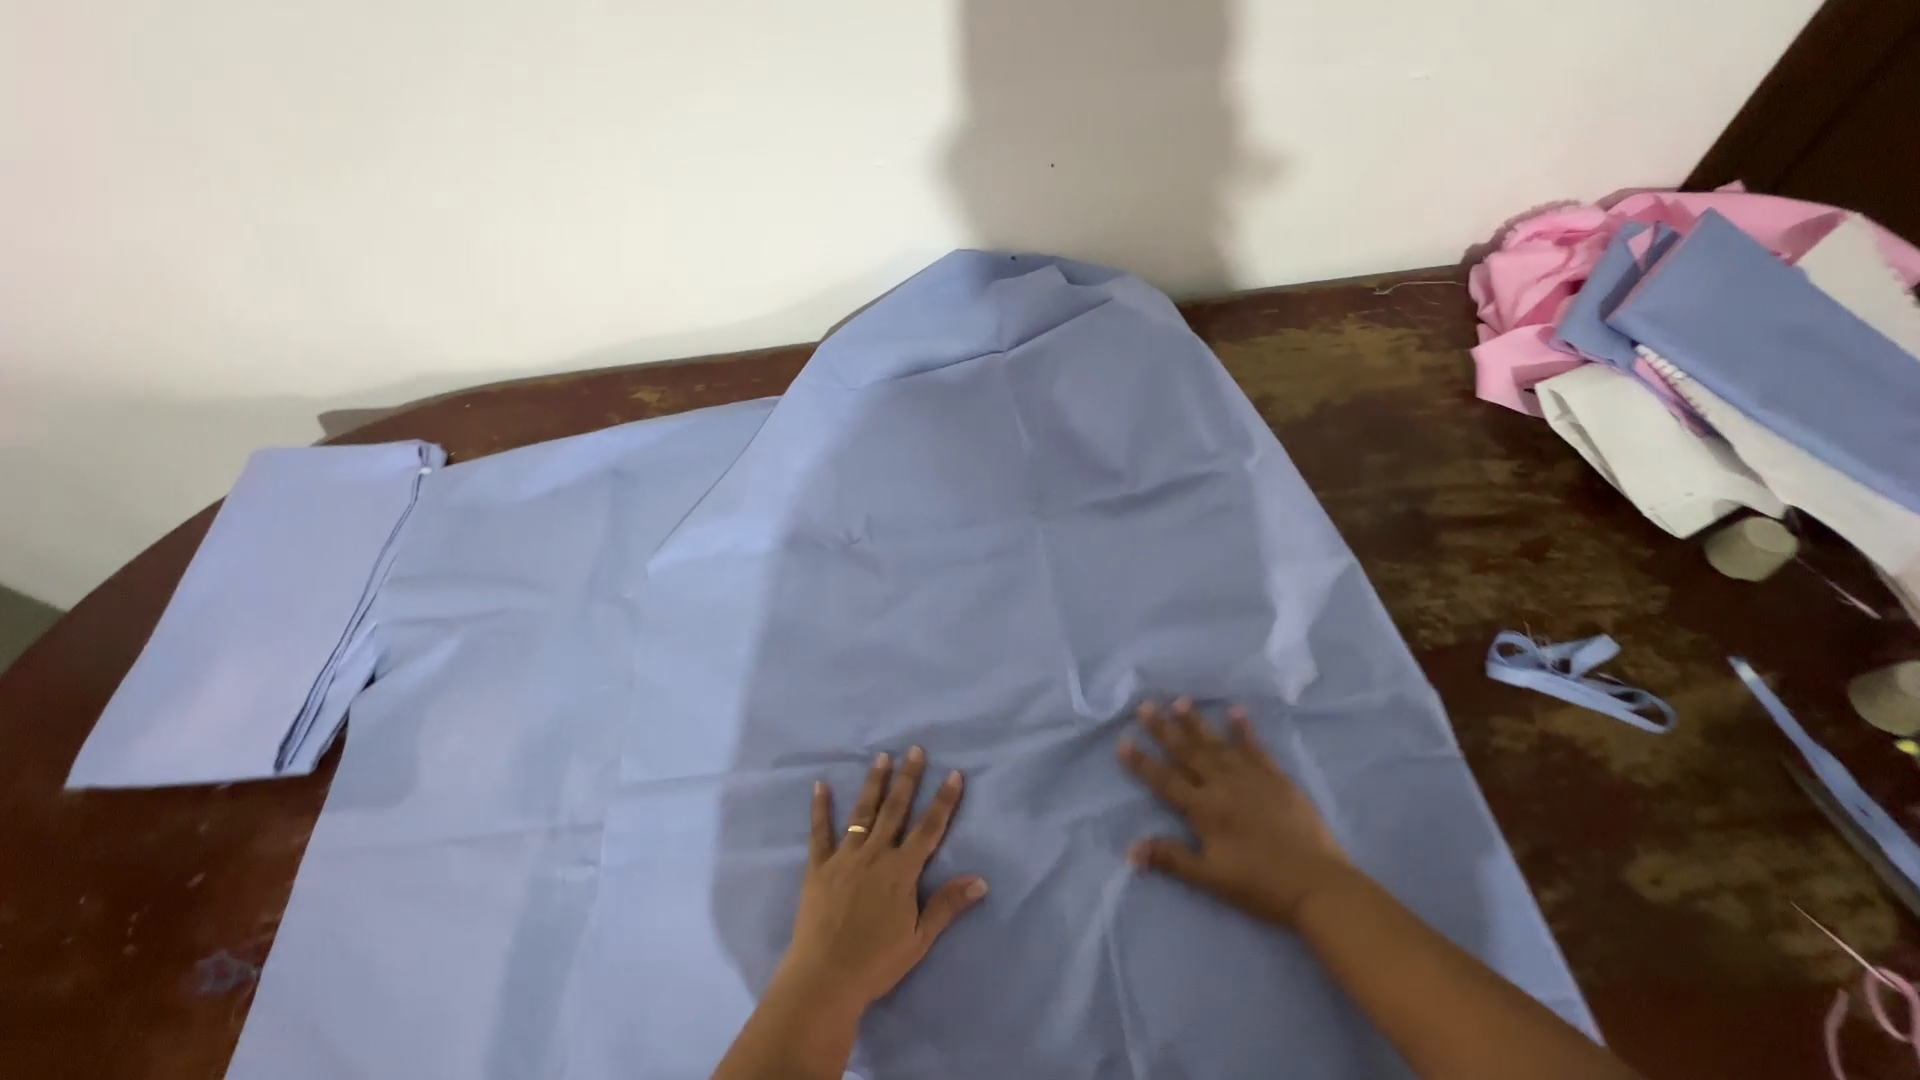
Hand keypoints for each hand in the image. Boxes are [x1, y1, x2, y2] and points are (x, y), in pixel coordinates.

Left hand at [778, 747, 988, 1013]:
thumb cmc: (876, 961)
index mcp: (902, 871)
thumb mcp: (919, 938)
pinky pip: (820, 832)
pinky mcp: (819, 867)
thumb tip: (981, 880)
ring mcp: (845, 858)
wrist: (824, 977)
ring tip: (881, 757)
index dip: (944, 801)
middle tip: (915, 750)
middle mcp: (875, 855)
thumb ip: (947, 905)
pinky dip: (820, 808)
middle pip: (896, 810)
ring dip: (874, 783)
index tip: (954, 774)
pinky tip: (820, 785)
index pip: (930, 828)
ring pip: (863, 813)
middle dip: (908, 778)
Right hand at [1119, 699, 1353, 925]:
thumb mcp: (1210, 878)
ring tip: (1181, 701)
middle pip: (1188, 752)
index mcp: (1204, 809)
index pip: (1165, 780)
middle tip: (1146, 706)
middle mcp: (1223, 785)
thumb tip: (1130, 850)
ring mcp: (1252, 779)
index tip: (1123, 741)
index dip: (1142, 762)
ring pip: (1218, 744)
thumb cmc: (1260, 885)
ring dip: (1197, 723)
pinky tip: (1235, 712)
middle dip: (1164, 729)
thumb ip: (1172, 859)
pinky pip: (1256, 748)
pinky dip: (1244, 730)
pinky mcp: (1278, 780)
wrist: (1318, 884)